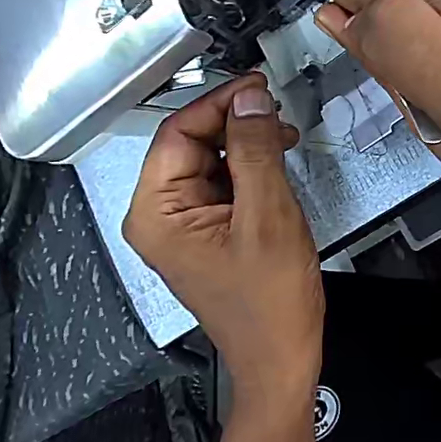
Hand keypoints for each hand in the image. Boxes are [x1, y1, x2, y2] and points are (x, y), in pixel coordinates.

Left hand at [124, 73, 323, 403]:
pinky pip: (223, 186)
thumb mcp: (268, 216)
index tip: (258, 87)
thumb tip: (250, 101)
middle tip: (278, 116)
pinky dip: (251, 170)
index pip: (178, 134)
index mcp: (156, 212)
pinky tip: (277, 166)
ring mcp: (183, 227)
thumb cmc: (270, 298)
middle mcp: (160, 216)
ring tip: (284, 140)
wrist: (281, 354)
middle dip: (235, 126)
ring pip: (211, 164)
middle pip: (192, 146)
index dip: (219, 104)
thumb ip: (257, 153)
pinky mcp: (207, 234)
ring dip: (247, 146)